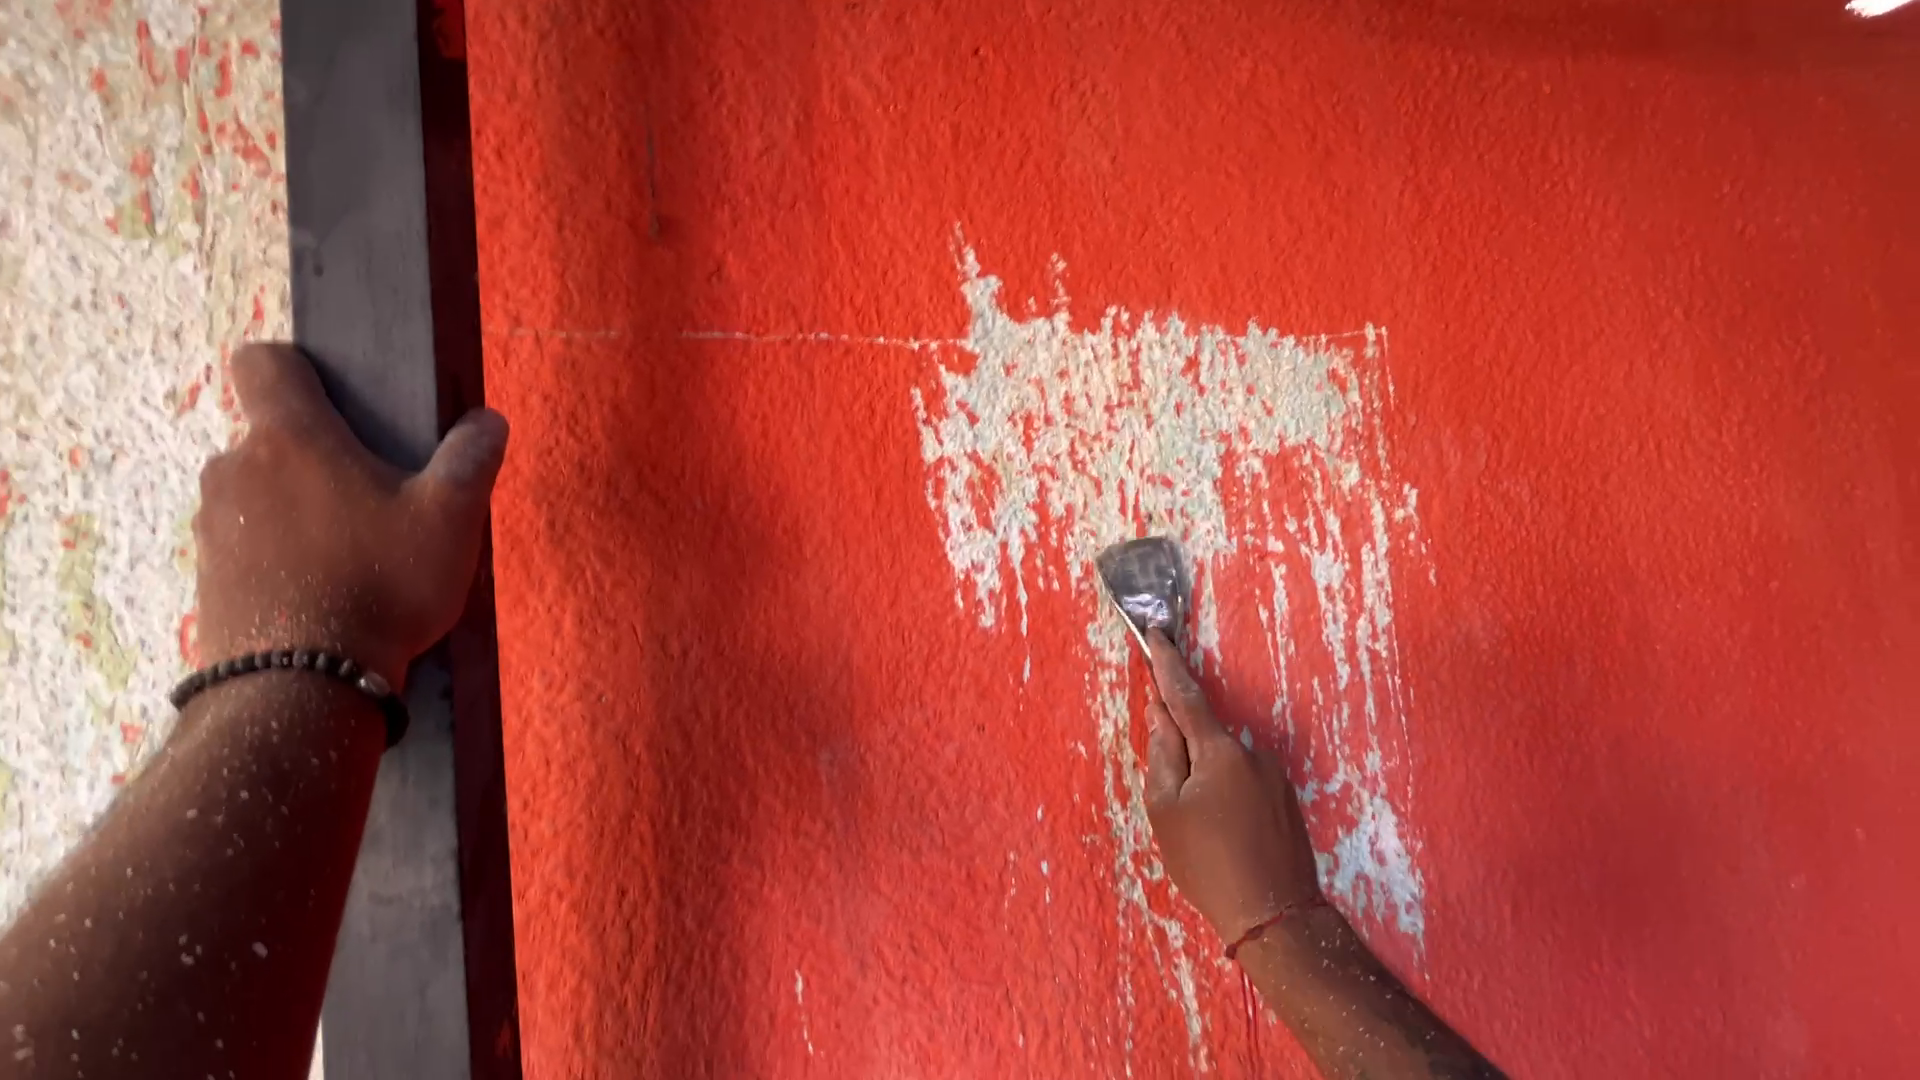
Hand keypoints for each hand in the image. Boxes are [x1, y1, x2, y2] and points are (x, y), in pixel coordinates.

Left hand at [192, 343, 508, 688]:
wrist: (307, 681)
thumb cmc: (385, 580)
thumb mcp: (454, 515)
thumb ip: (473, 457)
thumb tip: (489, 419)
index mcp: (293, 439)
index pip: (264, 363)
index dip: (300, 367)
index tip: (343, 399)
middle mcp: (236, 468)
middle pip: (274, 434)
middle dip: (324, 453)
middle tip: (382, 497)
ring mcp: (212, 523)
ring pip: (264, 489)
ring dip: (305, 503)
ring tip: (360, 550)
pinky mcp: (207, 572)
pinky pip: (251, 537)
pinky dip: (286, 547)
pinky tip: (331, 586)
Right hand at [1143, 630, 1320, 945]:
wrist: (1276, 917)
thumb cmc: (1207, 862)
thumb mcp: (1166, 808)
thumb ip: (1162, 753)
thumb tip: (1161, 713)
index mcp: (1219, 750)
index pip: (1185, 693)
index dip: (1167, 662)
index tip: (1156, 632)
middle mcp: (1251, 752)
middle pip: (1203, 732)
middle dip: (1179, 743)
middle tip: (1165, 786)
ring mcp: (1273, 775)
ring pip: (1221, 760)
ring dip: (1201, 774)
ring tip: (1195, 827)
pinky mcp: (1284, 799)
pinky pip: (1241, 779)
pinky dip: (1221, 790)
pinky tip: (1217, 831)